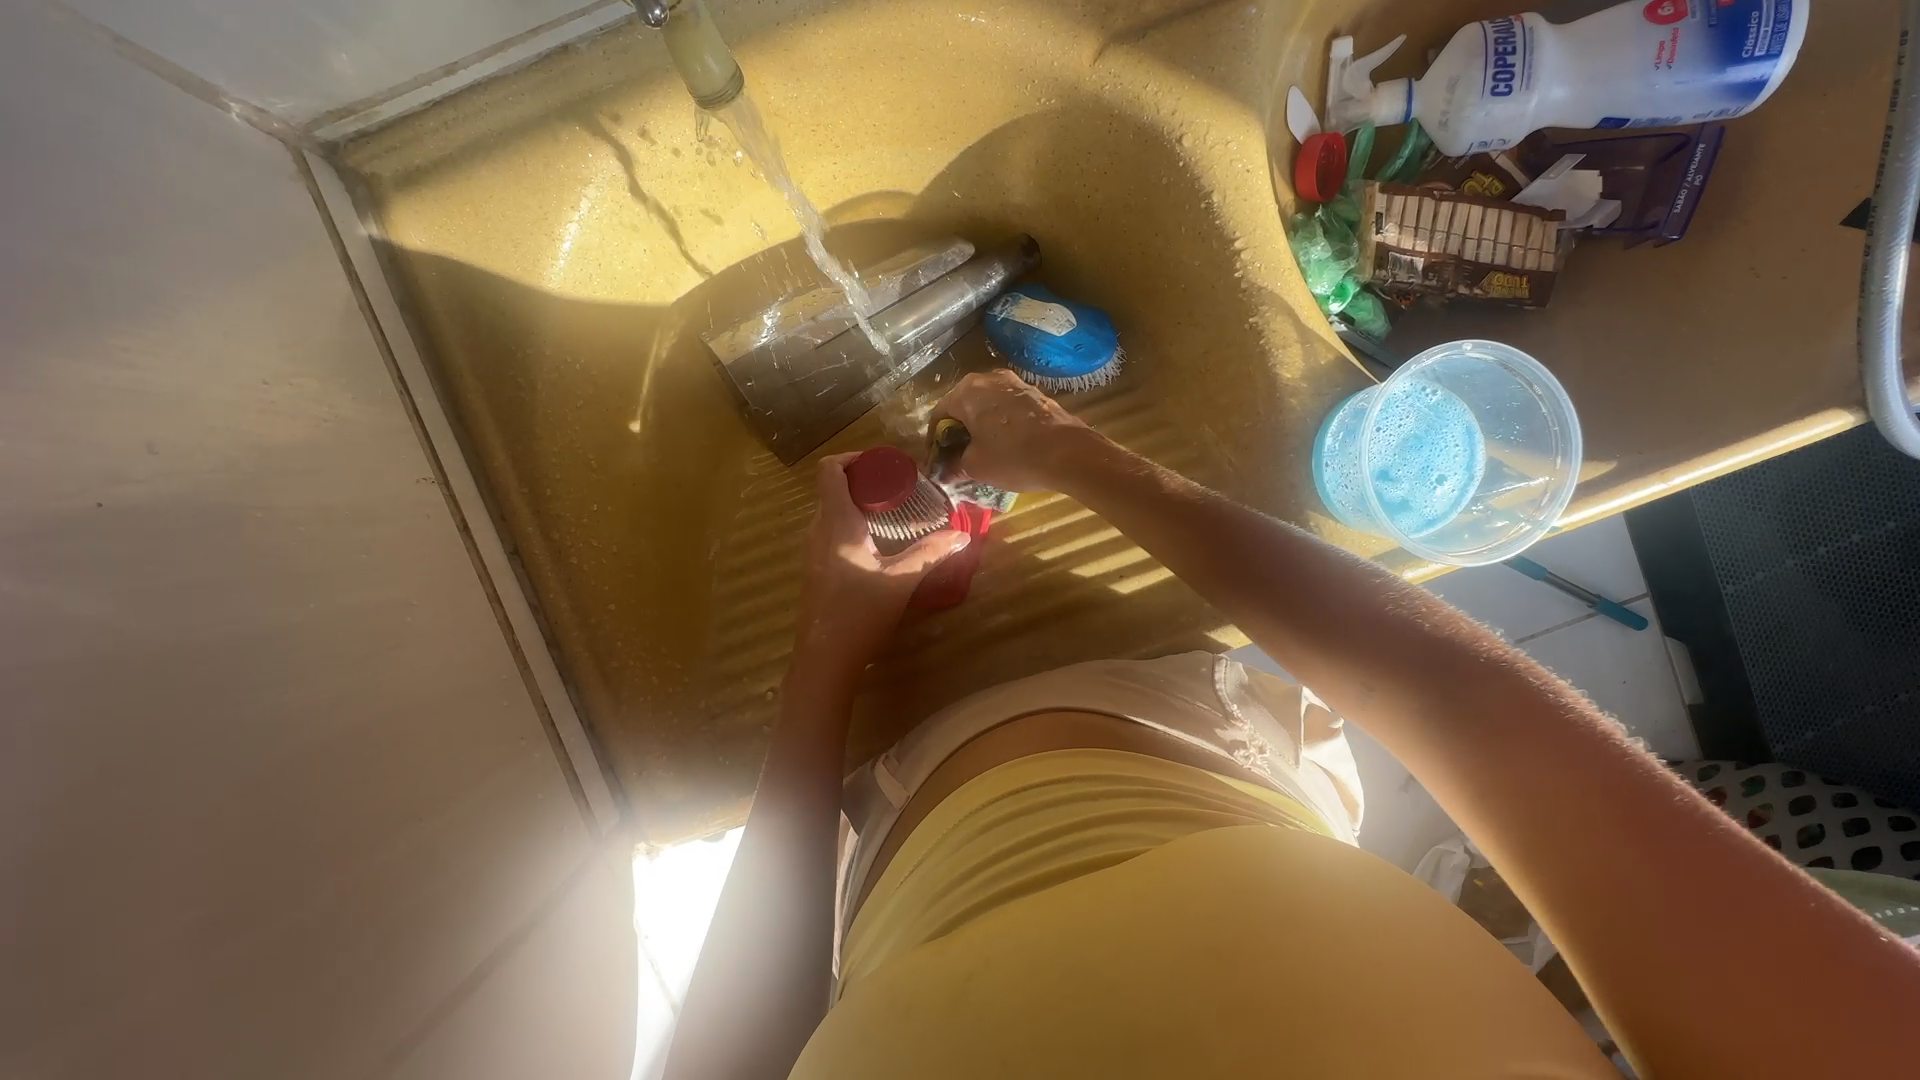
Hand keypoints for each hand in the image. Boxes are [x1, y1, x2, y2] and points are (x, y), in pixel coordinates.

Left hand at [791, 453, 969, 676]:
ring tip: (890, 513)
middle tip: (896, 488)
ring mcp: (811, 551)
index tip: (882, 465)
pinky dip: (850, 524)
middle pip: (831, 488)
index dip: (852, 457)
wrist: (825, 658)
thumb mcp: (901, 581)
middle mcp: (818, 530)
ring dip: (856, 503)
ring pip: (829, 510)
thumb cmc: (859, 613)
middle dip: (862, 480)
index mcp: (836, 523)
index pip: (829, 470)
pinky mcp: (814, 569)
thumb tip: (962, 534)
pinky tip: (876, 544)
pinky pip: (829, 531)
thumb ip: (931, 554)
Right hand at [931, 369, 1095, 491]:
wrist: (1068, 453)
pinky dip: (1001, 425)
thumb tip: (945, 470)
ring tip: (982, 454)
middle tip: (957, 459)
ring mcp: (1015, 384)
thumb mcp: (976, 467)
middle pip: (963, 407)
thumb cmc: (1013, 457)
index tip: (937, 463)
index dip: (935, 442)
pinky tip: (1006, 446)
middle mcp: (989, 379)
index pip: (939, 415)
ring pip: (987, 406)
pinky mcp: (1036, 395)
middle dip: (958, 433)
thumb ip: (955, 465)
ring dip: (981, 428)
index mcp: (967, 391)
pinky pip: (1008, 409)